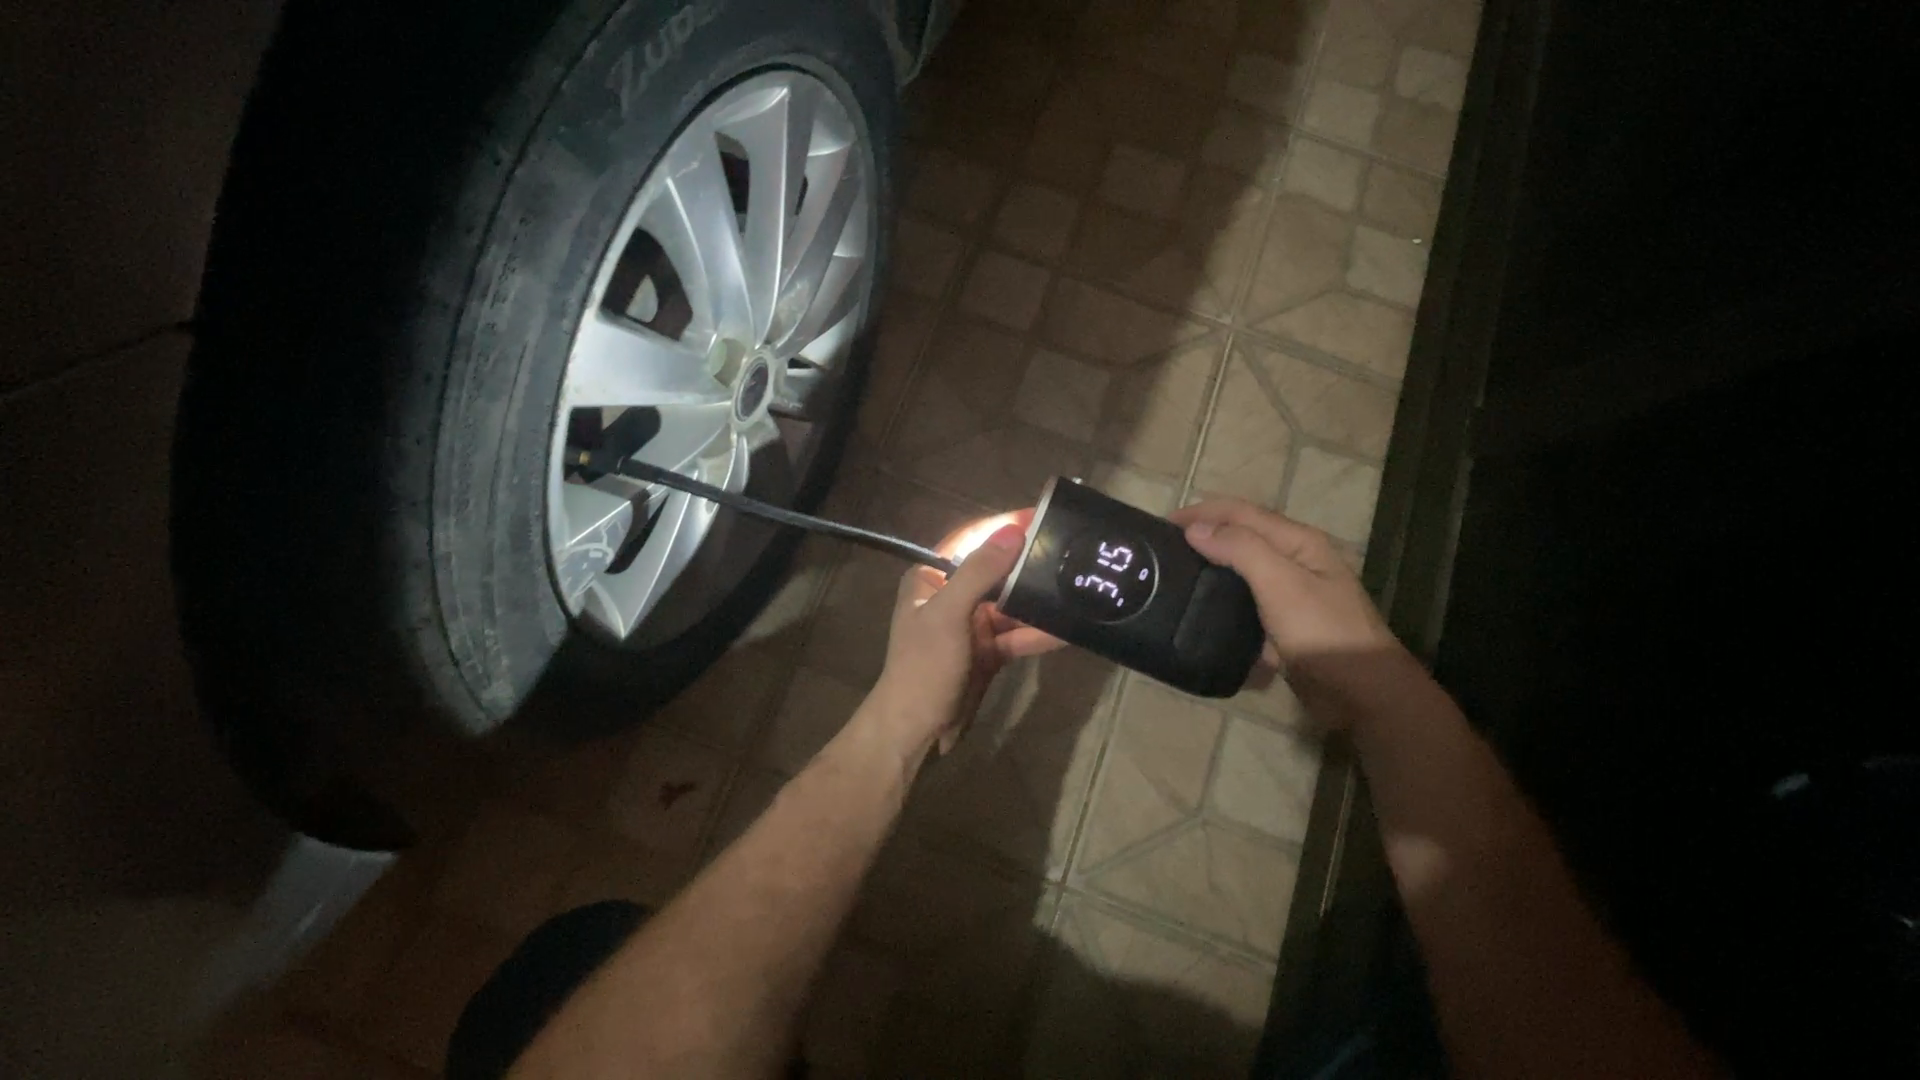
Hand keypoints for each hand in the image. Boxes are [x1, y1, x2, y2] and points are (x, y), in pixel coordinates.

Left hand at [868, 518, 1062, 756]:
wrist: (915, 731)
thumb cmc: (923, 666)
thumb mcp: (948, 614)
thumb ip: (979, 572)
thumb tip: (1013, 531)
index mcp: (931, 578)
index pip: (970, 540)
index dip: (1003, 526)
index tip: (1040, 514)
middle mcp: (951, 596)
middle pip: (996, 571)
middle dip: (1028, 564)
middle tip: (1069, 549)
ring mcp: (971, 625)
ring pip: (1011, 604)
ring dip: (1039, 601)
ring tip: (1077, 587)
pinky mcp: (988, 652)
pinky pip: (1017, 635)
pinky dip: (1038, 634)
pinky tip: (1067, 628)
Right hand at [1169, 499, 1400, 696]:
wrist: (1363, 694)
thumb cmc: (1323, 632)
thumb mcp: (1281, 583)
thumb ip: (1240, 549)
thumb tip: (1196, 529)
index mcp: (1299, 542)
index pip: (1242, 513)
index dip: (1202, 513)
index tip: (1161, 525)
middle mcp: (1295, 562)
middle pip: (1242, 538)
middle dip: (1204, 536)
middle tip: (1162, 551)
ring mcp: (1290, 596)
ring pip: (1241, 573)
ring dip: (1209, 570)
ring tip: (1173, 579)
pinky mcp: (1282, 627)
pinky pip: (1244, 606)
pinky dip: (1221, 603)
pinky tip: (1197, 613)